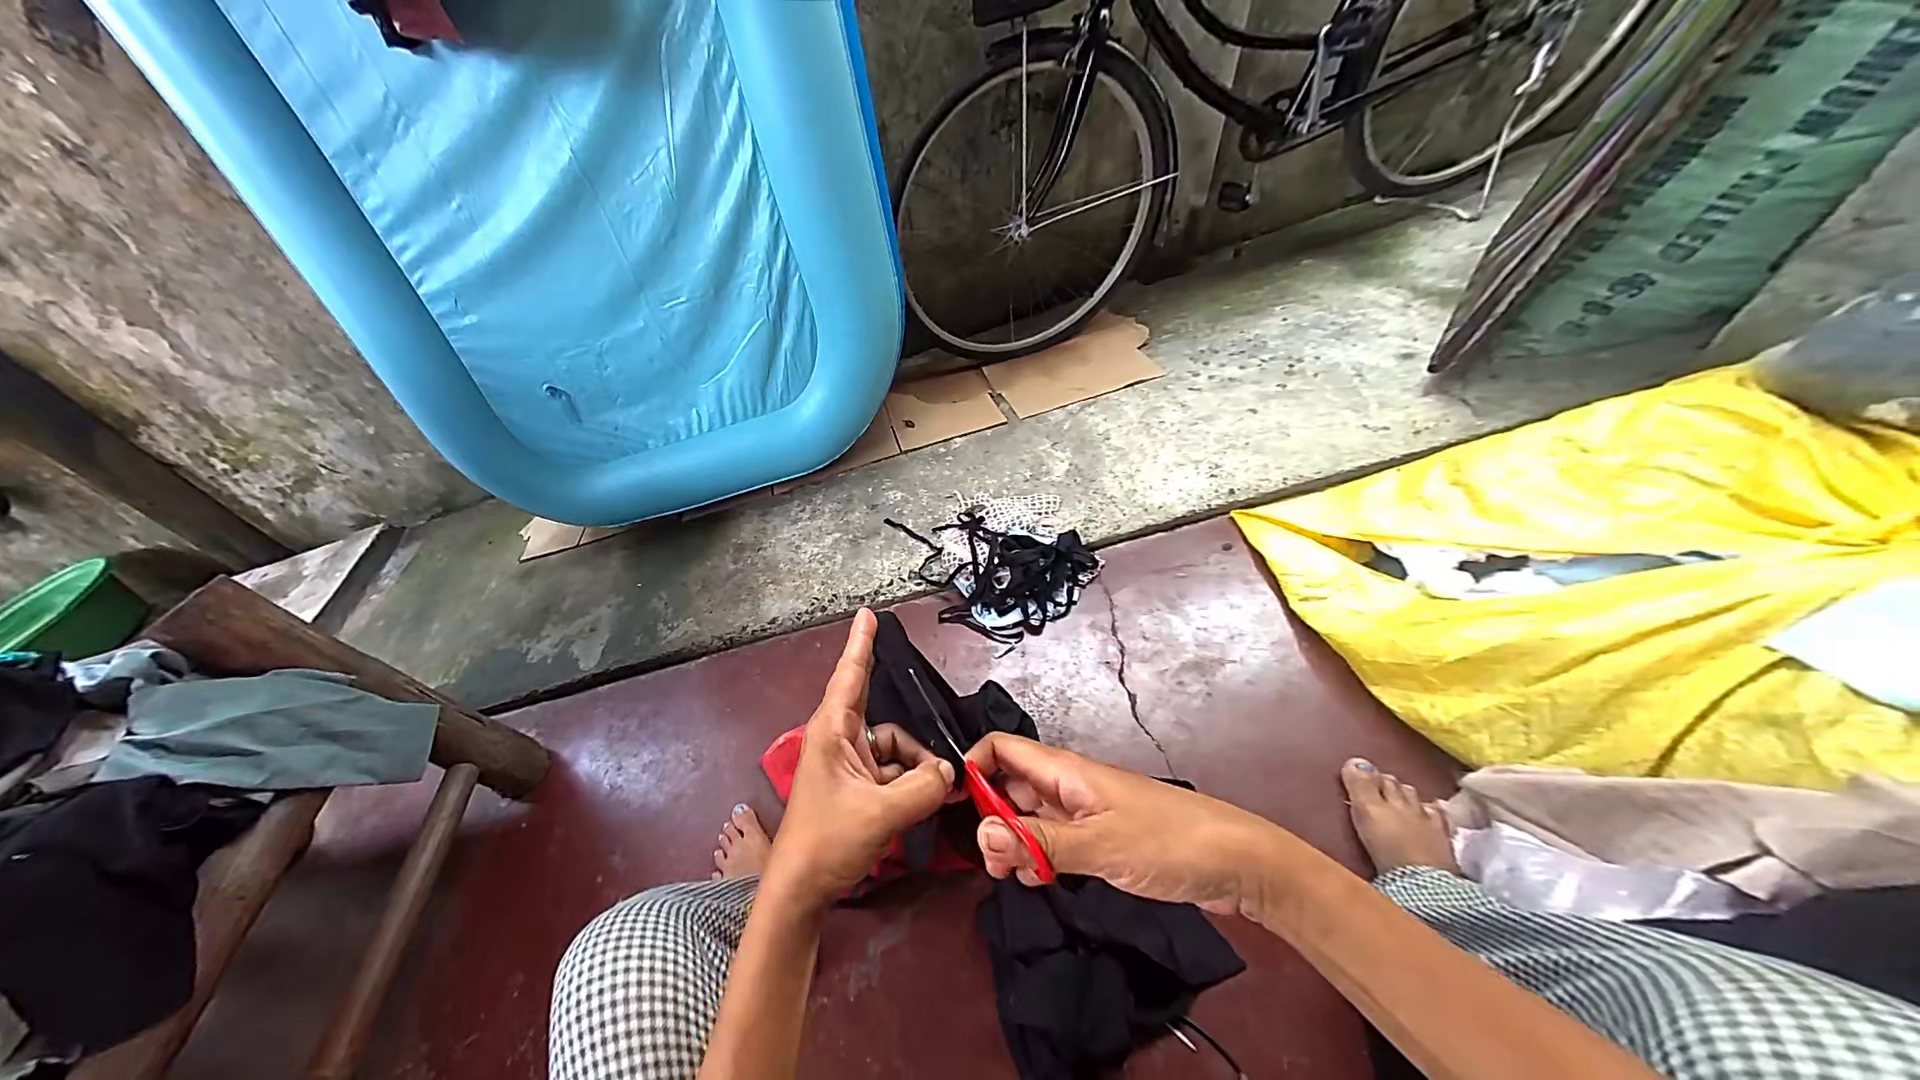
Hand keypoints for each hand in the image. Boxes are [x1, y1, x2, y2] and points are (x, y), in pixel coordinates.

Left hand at [762, 609, 955, 904]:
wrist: (800, 891)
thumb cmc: (826, 842)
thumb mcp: (881, 813)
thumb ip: (924, 787)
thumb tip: (949, 771)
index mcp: (833, 731)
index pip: (850, 675)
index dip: (862, 643)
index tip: (868, 615)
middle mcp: (840, 740)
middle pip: (887, 722)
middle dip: (913, 744)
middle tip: (939, 769)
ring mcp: (849, 765)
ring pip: (897, 750)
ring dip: (916, 771)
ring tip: (930, 798)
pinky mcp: (857, 787)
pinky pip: (893, 772)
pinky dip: (910, 784)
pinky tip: (923, 802)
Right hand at [965, 733, 1276, 914]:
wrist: (1237, 861)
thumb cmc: (1168, 841)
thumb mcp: (1099, 844)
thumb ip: (1039, 842)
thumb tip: (982, 838)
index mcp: (1064, 771)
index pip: (1001, 749)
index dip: (972, 768)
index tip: (953, 807)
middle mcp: (1068, 785)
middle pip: (1010, 785)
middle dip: (991, 817)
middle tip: (992, 861)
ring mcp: (1084, 812)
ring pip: (1029, 816)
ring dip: (1015, 842)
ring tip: (1018, 875)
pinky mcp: (1099, 838)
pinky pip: (1053, 840)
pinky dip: (1040, 857)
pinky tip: (1044, 880)